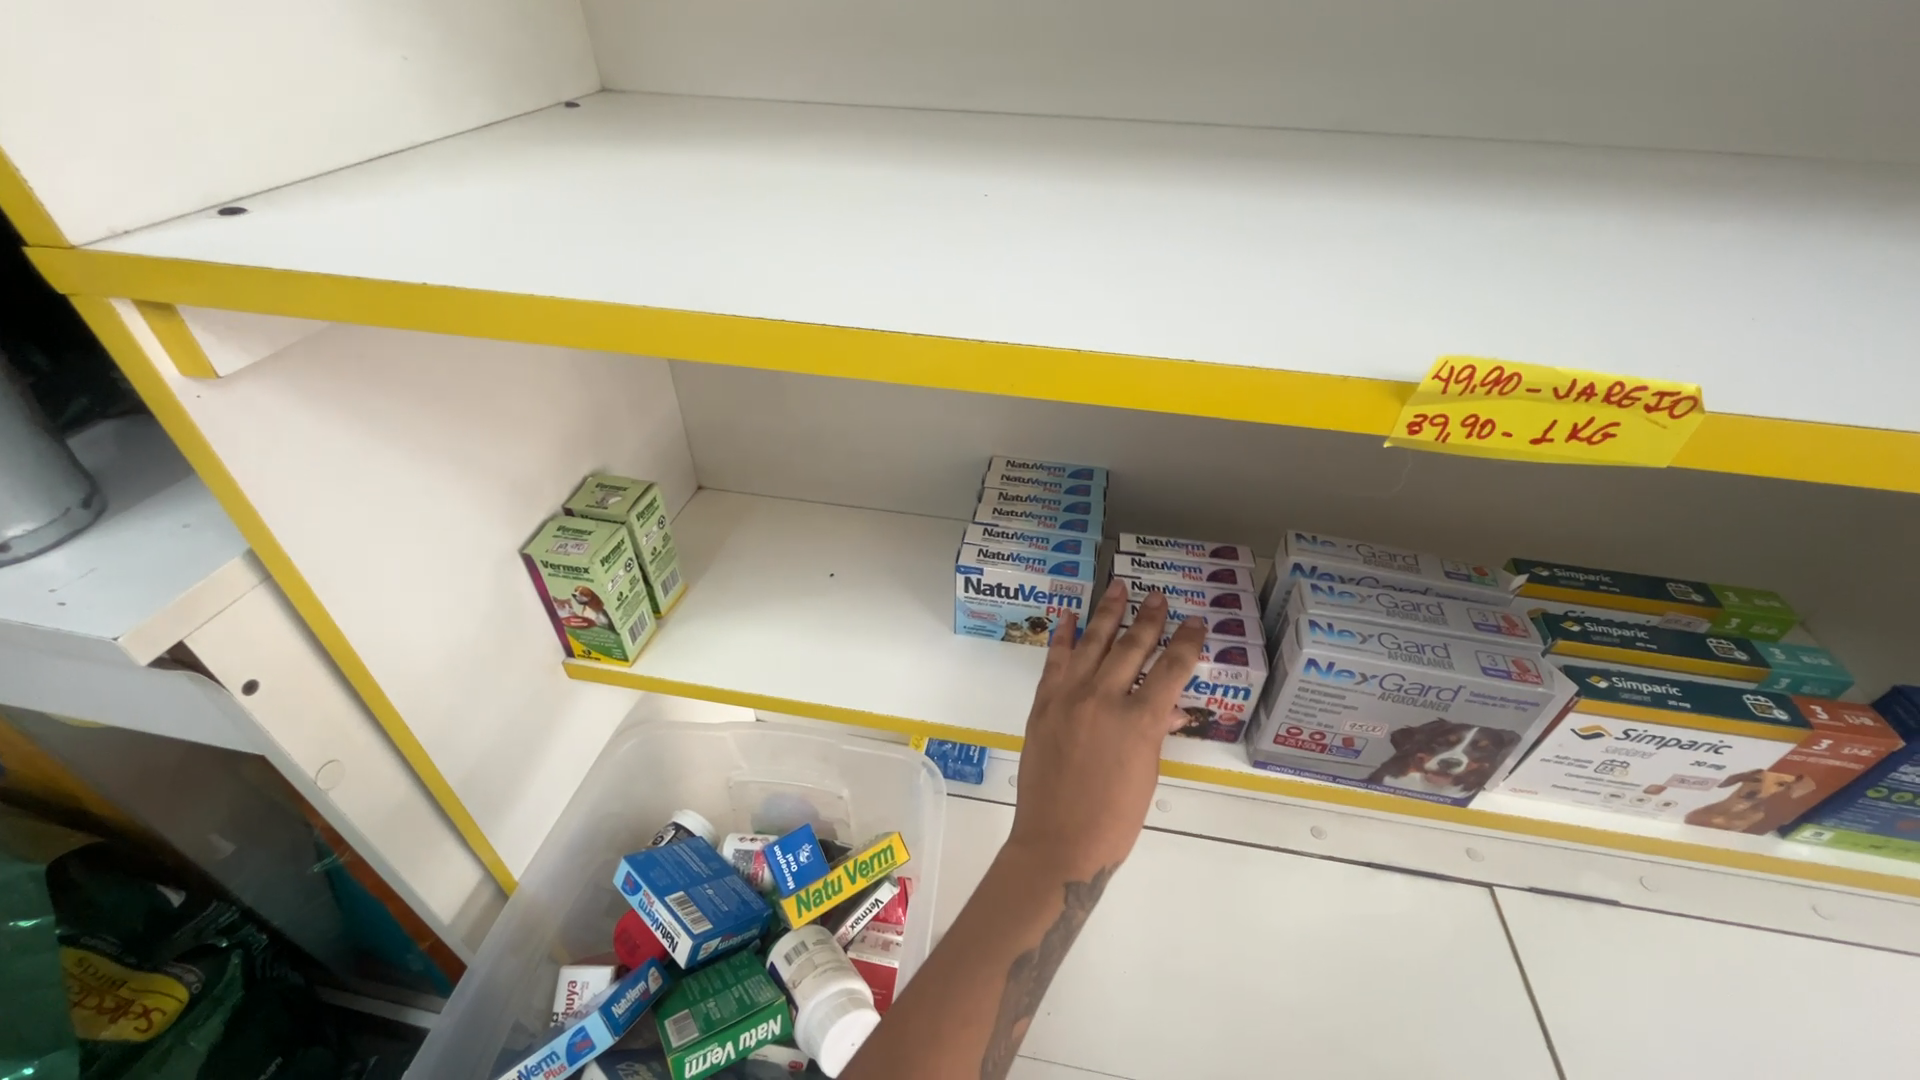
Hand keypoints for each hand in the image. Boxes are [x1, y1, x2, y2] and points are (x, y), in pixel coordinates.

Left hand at [1006, 581, 1208, 878]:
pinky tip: (1068, 616)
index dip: (1188, 642)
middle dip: (1149, 618)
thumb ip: (1154, 733)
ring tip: (1118, 587)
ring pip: (1092, 644)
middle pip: (1132, 647)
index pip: (1171, 669)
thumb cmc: (1114, 817)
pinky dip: (1062, 637)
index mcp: (1139, 720)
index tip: (1197, 622)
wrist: (1058, 839)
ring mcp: (1069, 698)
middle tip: (1158, 596)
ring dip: (1107, 614)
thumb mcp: (1147, 773)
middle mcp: (1104, 698)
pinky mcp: (1044, 704)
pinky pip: (1055, 661)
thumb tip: (1169, 710)